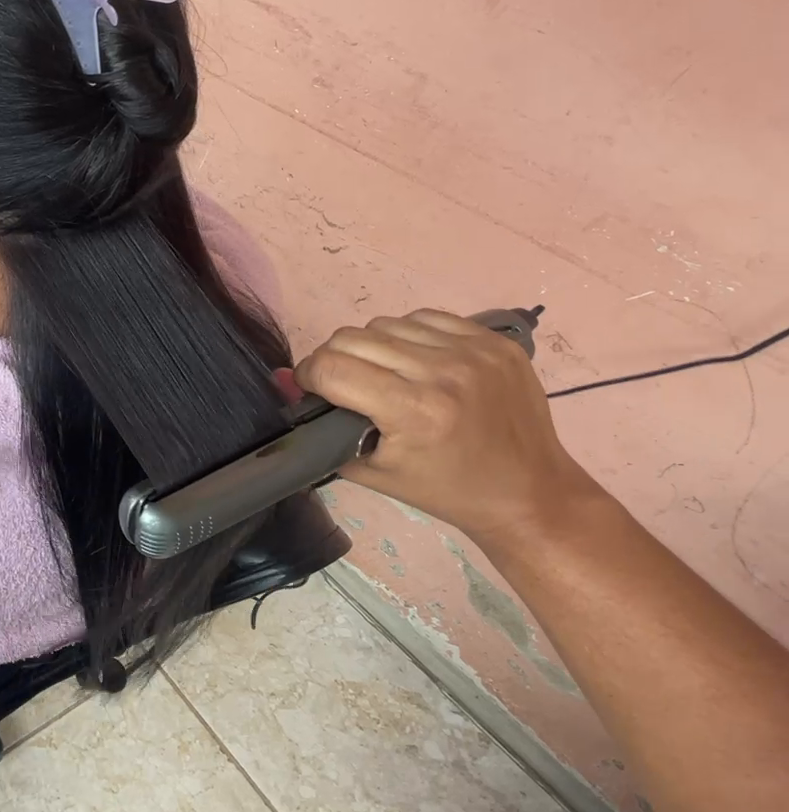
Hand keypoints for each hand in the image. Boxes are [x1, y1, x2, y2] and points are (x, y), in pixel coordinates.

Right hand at [294, 309, 603, 549]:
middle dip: (333, 360)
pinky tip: (415, 362)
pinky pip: (424, 318)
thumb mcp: (367, 467)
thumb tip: (279, 379)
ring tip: (383, 374)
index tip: (313, 392)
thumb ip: (318, 423)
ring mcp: (474, 352)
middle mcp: (444, 373)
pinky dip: (407, 336)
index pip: (330, 367)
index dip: (308, 377)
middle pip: (351, 338)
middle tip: (344, 386)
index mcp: (414, 411)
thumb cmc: (442, 490)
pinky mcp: (495, 342)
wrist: (531, 493)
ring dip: (370, 347)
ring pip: (383, 324)